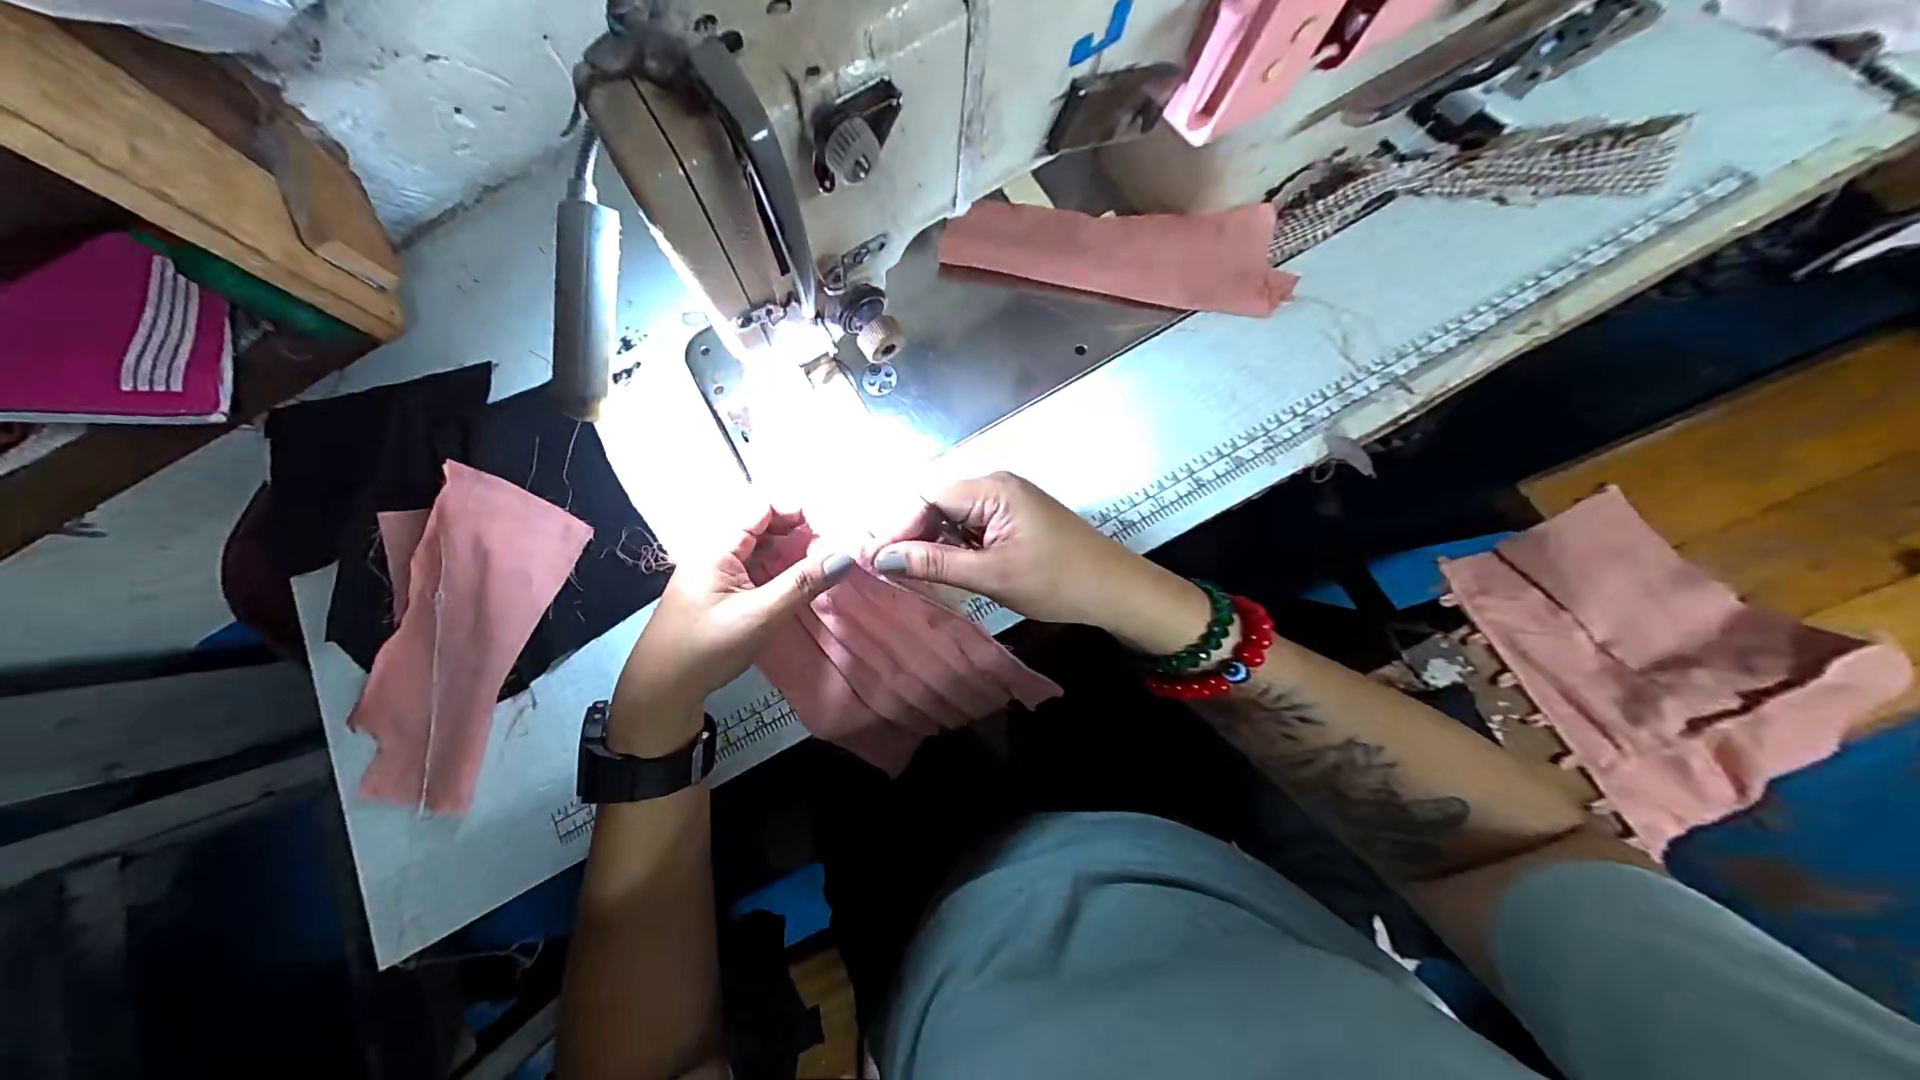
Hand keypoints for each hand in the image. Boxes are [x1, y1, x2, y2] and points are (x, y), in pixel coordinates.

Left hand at [611, 508, 852, 755]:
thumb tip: (843, 557)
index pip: (760, 509)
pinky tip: (794, 582)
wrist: (660, 690)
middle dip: (795, 532)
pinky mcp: (716, 592)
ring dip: (787, 551)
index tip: (827, 528)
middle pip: (759, 525)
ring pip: (757, 548)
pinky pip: (751, 567)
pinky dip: (775, 569)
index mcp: (716, 548)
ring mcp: (713, 572)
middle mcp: (712, 553)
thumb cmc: (706, 649)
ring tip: (818, 564)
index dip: (795, 512)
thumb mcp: (760, 616)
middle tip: (828, 548)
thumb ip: (801, 584)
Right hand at [872, 472, 1210, 654]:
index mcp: (992, 488)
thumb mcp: (991, 574)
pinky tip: (939, 569)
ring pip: (950, 516)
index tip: (874, 562)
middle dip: (910, 535)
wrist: (1116, 590)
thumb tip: (883, 559)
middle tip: (886, 571)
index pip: (926, 498)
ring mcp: (1004, 501)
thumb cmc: (1058, 581)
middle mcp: (995, 485)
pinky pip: (969, 526)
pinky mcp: (1011, 518)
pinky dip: (952, 547)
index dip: (897, 528)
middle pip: (935, 503)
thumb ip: (935, 564)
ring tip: (907, 574)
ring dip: (930, 543)